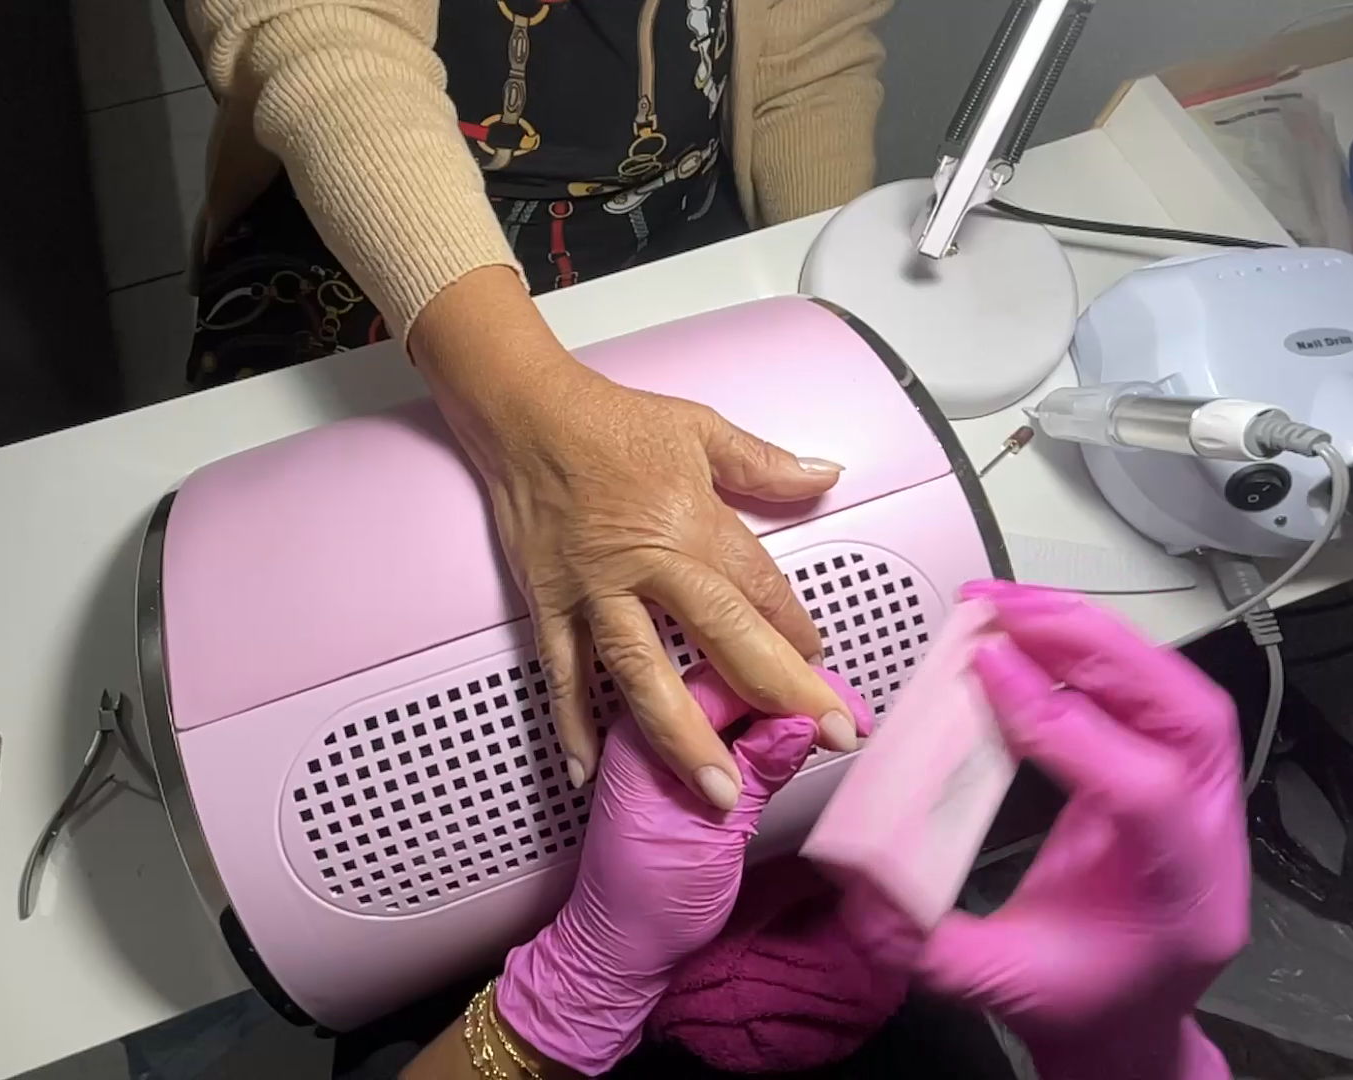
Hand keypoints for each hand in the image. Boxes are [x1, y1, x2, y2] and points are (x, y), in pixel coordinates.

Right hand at [410, 268, 858, 810]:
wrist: (526, 415)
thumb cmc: (611, 422)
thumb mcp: (699, 429)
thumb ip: (765, 462)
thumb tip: (826, 474)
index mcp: (692, 522)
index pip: (760, 591)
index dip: (798, 634)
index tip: (822, 671)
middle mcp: (646, 564)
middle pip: (719, 637)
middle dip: (775, 692)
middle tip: (822, 741)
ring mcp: (592, 591)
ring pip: (639, 672)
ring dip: (679, 735)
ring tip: (715, 792)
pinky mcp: (548, 604)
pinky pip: (560, 672)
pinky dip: (571, 722)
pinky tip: (588, 769)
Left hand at [497, 664, 875, 1074]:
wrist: (624, 945)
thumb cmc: (651, 898)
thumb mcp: (710, 833)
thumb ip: (756, 772)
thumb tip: (805, 720)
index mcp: (644, 733)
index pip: (722, 687)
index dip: (787, 692)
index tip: (843, 710)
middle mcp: (654, 726)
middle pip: (734, 687)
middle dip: (798, 696)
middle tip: (855, 716)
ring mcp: (674, 744)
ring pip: (741, 706)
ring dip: (793, 711)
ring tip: (844, 724)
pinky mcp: (695, 764)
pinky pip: (739, 732)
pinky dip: (778, 732)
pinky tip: (811, 736)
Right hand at [843, 581, 1248, 1079]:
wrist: (1130, 1014)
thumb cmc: (1082, 1001)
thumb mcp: (1000, 985)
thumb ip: (926, 943)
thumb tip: (860, 887)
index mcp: (1174, 893)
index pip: (1140, 787)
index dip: (1060, 719)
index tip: (986, 668)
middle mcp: (1207, 834)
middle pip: (1180, 710)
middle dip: (1089, 642)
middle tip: (1003, 608)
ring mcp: (1199, 796)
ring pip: (1170, 687)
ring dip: (1088, 632)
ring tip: (1010, 604)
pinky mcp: (1165, 766)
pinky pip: (1142, 689)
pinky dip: (1087, 647)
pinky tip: (1033, 632)